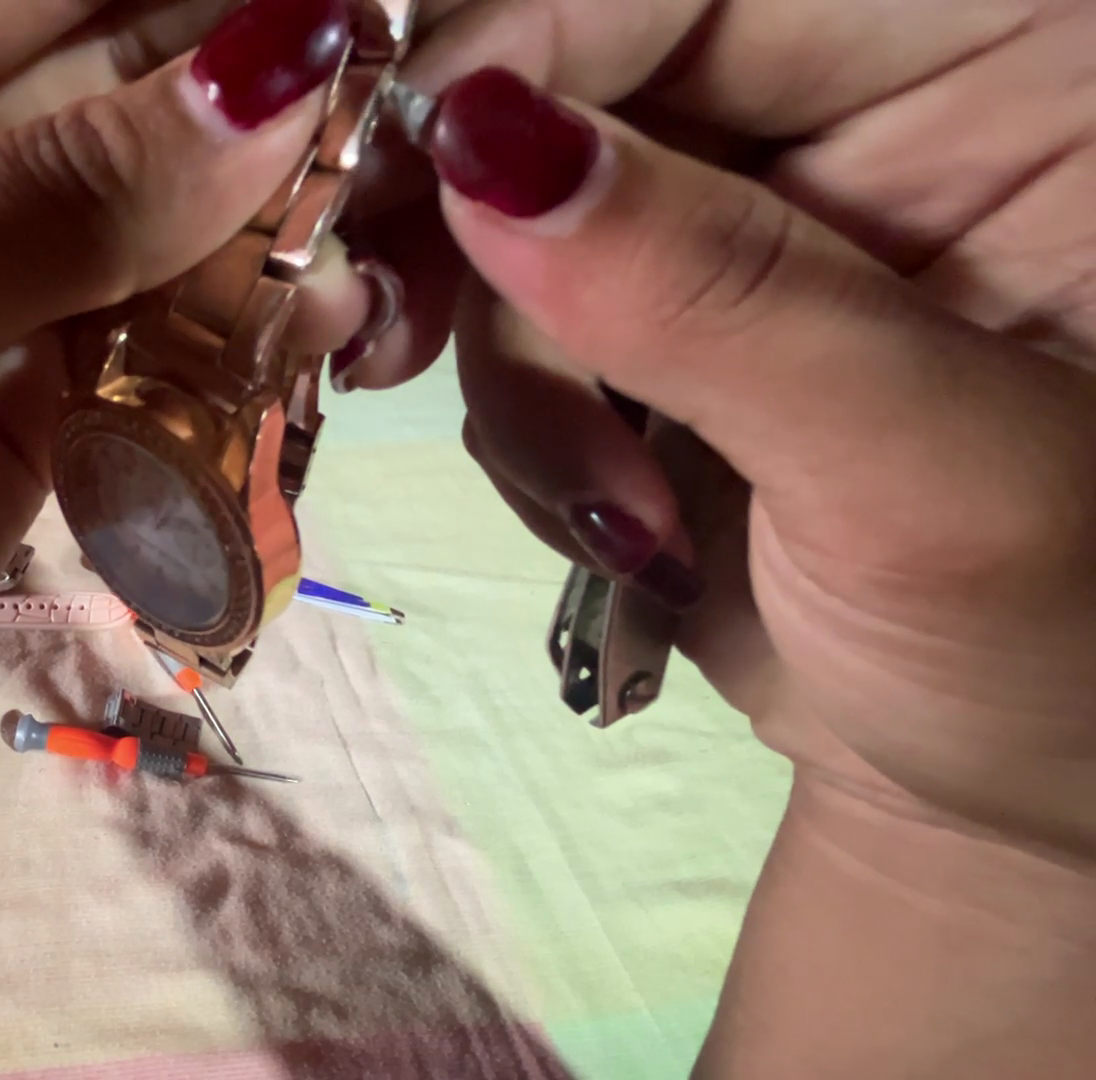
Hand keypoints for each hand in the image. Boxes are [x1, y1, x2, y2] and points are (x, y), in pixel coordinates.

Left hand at [0, 0, 380, 766]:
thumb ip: (52, 198)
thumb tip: (275, 80)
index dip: (208, 5)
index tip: (357, 20)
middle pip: (140, 101)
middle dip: (264, 126)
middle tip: (383, 153)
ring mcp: (3, 291)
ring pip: (176, 232)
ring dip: (266, 253)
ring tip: (339, 292)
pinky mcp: (47, 400)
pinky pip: (169, 347)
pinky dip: (238, 350)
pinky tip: (300, 355)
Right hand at [341, 0, 1095, 845]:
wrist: (986, 758)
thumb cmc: (1049, 646)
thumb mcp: (909, 467)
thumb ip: (701, 292)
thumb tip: (474, 147)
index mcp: (1011, 68)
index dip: (518, 50)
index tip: (394, 166)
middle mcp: (842, 131)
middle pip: (560, 114)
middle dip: (461, 236)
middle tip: (386, 344)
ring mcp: (716, 246)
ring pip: (510, 257)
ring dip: (521, 393)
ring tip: (611, 511)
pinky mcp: (635, 340)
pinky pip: (506, 350)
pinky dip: (526, 438)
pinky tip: (607, 513)